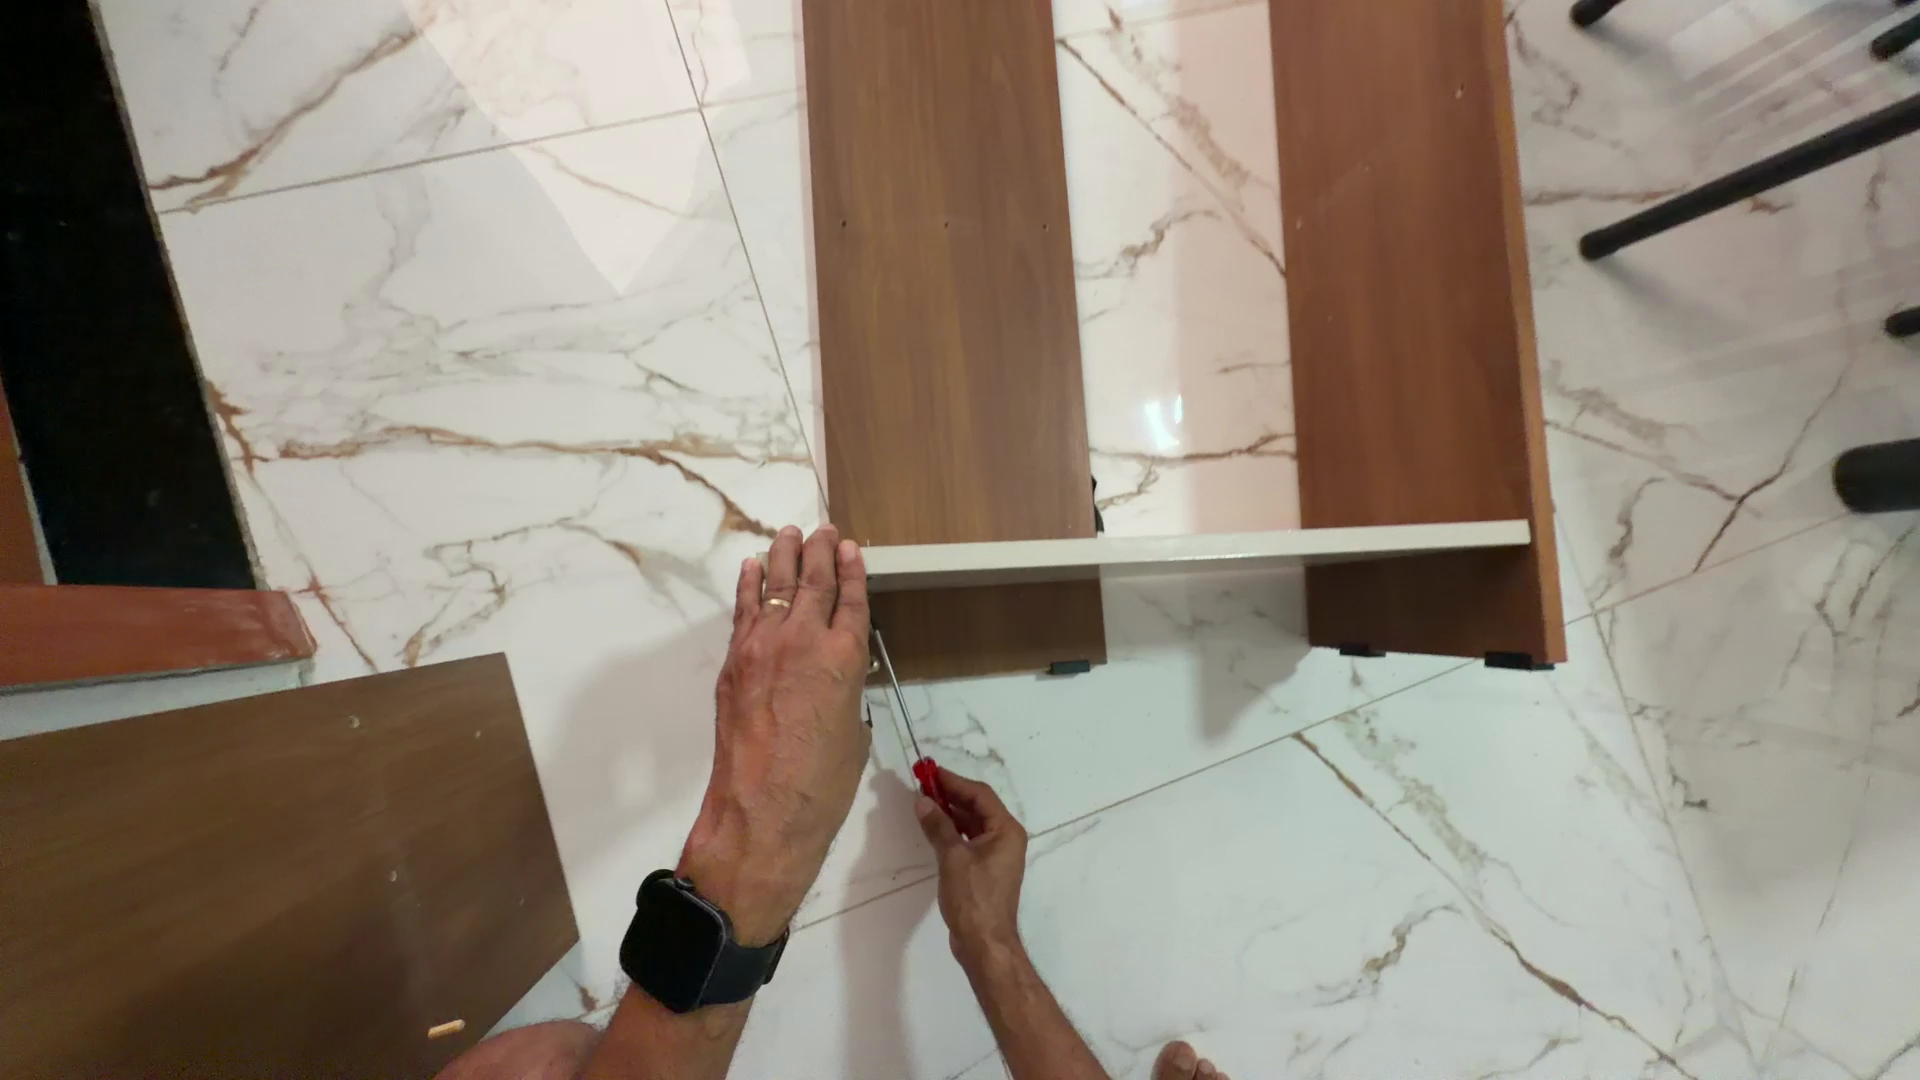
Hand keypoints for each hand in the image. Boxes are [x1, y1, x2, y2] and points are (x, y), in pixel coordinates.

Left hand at [680, 525, 872, 943]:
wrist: (763, 812)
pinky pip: (745, 611)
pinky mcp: (735, 662)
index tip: (851, 547)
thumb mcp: (853, 732)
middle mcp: (807, 641)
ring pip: (778, 587)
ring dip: (784, 556)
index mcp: (846, 658)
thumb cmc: (823, 783)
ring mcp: (765, 647)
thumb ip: (845, 694)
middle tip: (824, 528)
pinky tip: (753, 568)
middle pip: (815, 582)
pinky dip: (750, 586)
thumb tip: (832, 684)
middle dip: (821, 550)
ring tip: (790, 533)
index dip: (853, 570)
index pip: (852, 600)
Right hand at [915, 767, 1029, 967]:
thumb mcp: (952, 858)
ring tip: (924, 804)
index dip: (954, 782)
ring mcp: (997, 854)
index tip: (930, 773)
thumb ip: (938, 826)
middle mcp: (1006, 837)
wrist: (985, 945)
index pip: (980, 795)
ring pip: (973, 823)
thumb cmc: (973, 899)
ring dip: (950, 812)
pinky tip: (934, 829)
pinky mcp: (986, 869)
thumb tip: (922, 801)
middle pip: (978, 806)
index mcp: (1006, 830)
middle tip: (924, 785)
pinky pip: (969, 839)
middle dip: (951, 795)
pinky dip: (953, 831)